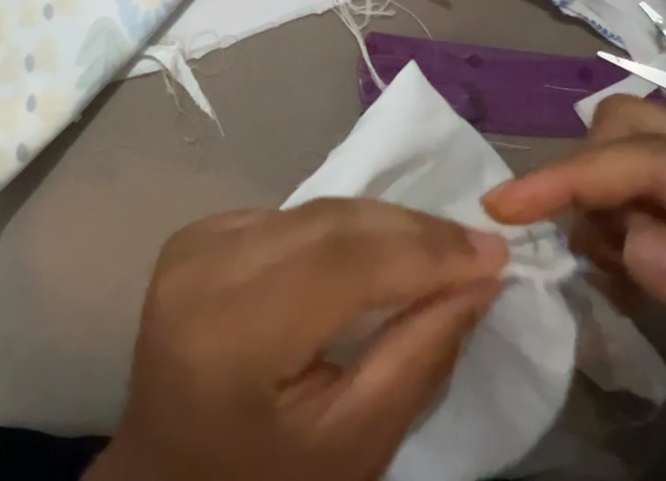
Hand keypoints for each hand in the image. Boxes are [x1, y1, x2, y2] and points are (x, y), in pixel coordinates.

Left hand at [84, 198, 508, 480]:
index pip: (342, 263)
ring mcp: (190, 246)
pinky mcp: (191, 236)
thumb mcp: (356, 442)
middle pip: (326, 223)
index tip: (495, 253)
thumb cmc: (266, 475)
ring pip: (308, 210)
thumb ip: (419, 355)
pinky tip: (369, 252)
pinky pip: (283, 216)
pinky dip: (335, 229)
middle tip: (478, 247)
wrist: (169, 469)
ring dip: (379, 225)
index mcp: (232, 333)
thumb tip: (478, 275)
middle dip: (411, 230)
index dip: (424, 250)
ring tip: (438, 248)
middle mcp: (201, 270)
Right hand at [483, 95, 665, 480]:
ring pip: (648, 168)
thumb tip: (630, 238)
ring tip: (609, 275)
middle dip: (588, 176)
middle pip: (646, 132)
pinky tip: (638, 284)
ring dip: (606, 207)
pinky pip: (665, 214)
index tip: (502, 210)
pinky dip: (630, 236)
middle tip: (579, 251)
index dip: (570, 175)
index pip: (653, 158)